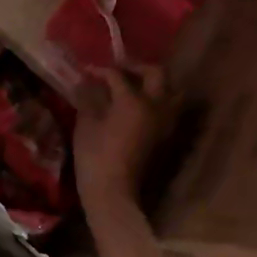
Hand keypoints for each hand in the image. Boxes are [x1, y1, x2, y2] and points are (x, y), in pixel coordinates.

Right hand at [73, 66, 165, 214]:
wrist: (112, 190)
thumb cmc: (94, 155)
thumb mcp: (86, 123)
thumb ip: (89, 98)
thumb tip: (85, 82)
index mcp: (134, 101)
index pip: (117, 76)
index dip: (100, 70)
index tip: (86, 70)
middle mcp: (156, 106)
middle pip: (156, 74)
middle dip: (137, 67)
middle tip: (119, 70)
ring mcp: (164, 121)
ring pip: (170, 91)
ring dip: (154, 83)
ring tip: (135, 85)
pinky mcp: (165, 134)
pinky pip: (168, 108)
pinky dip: (157, 100)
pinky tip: (138, 105)